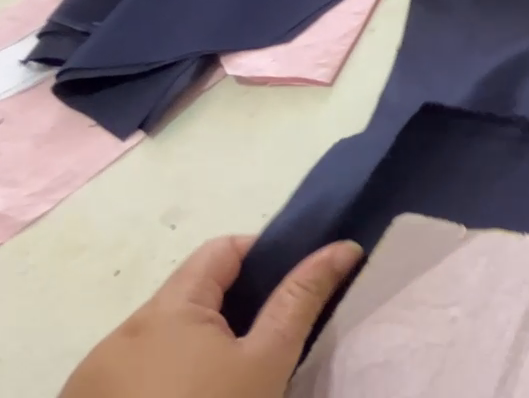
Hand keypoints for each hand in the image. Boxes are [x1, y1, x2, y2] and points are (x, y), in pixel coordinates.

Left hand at [60, 235, 362, 397]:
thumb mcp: (270, 355)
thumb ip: (303, 294)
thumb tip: (343, 245)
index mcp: (162, 313)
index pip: (221, 249)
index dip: (264, 255)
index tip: (291, 286)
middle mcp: (116, 337)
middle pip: (192, 293)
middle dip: (236, 305)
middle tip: (268, 337)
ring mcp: (90, 378)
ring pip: (164, 333)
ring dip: (199, 340)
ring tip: (227, 377)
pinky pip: (135, 367)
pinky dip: (168, 371)